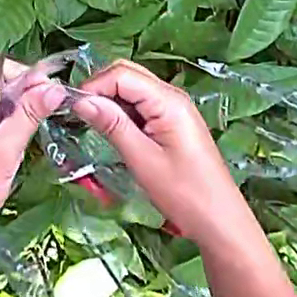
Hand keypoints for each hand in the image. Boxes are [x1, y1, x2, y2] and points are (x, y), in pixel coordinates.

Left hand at [0, 57, 65, 249]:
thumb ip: (29, 114)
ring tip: (44, 118)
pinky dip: (10, 119)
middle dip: (26, 89)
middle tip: (54, 105)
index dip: (26, 74)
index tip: (52, 90)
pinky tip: (25, 131)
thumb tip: (55, 88)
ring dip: (20, 105)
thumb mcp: (5, 148)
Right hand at [72, 59, 255, 248]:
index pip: (121, 74)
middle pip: (126, 73)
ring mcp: (173, 107)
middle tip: (81, 113)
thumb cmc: (184, 193)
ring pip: (131, 86)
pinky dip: (121, 109)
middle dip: (99, 87)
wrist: (221, 224)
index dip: (94, 85)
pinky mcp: (171, 120)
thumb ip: (112, 124)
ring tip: (94, 122)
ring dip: (109, 98)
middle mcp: (172, 96)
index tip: (74, 108)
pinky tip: (113, 128)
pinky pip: (139, 102)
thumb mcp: (142, 159)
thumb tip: (80, 100)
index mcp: (168, 101)